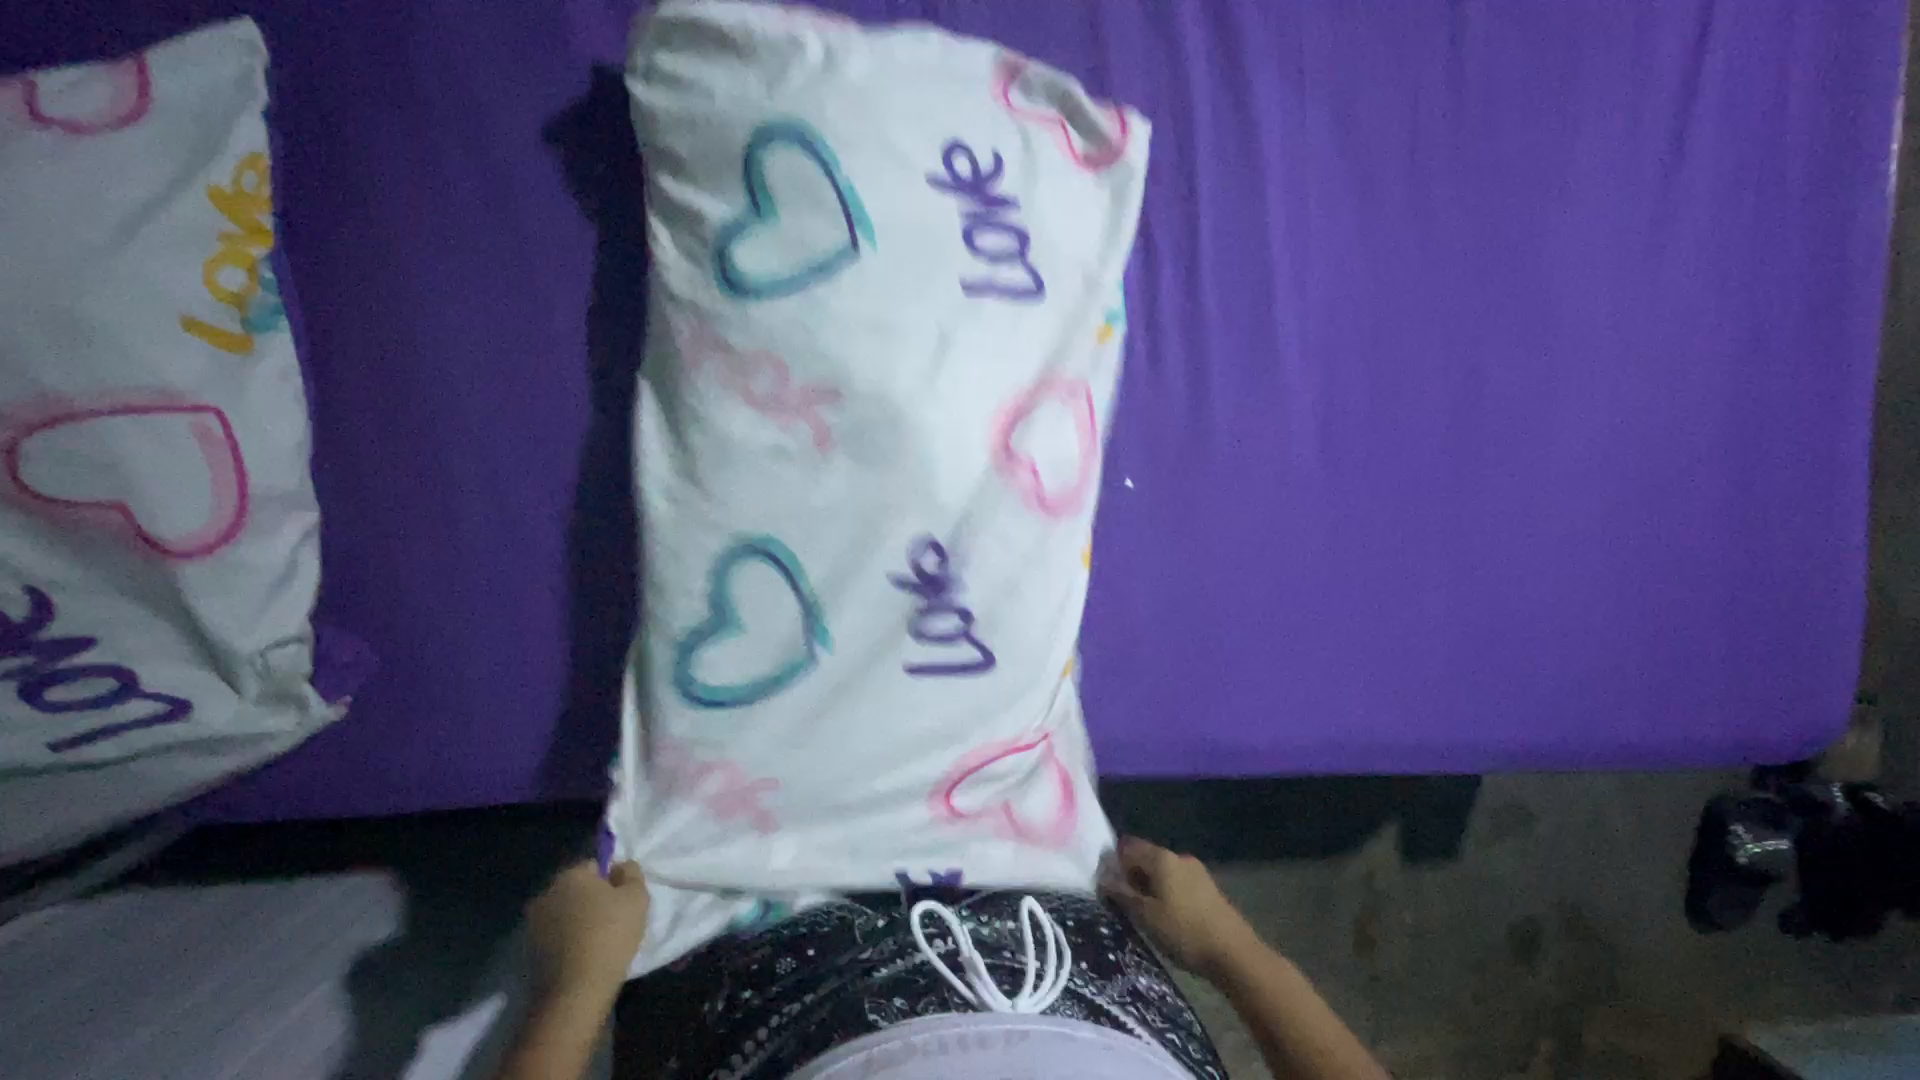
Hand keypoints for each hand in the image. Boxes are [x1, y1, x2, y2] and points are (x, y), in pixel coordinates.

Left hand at [525, 859, 650, 1003]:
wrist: (576, 990)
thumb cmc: (611, 935)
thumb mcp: (637, 897)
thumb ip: (631, 873)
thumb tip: (620, 866)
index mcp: (570, 875)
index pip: (594, 865)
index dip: (611, 880)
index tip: (622, 900)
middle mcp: (546, 893)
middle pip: (575, 888)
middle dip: (591, 898)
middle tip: (612, 919)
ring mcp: (533, 923)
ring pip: (563, 912)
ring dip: (577, 919)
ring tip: (597, 940)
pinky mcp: (528, 950)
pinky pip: (554, 935)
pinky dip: (566, 939)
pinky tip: (581, 954)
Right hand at [1101, 836, 1260, 978]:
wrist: (1235, 954)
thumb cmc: (1184, 932)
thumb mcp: (1146, 916)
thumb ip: (1122, 893)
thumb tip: (1102, 876)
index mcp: (1162, 858)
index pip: (1128, 847)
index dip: (1113, 863)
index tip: (1106, 887)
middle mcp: (1179, 858)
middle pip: (1146, 858)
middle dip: (1131, 877)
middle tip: (1122, 905)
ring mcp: (1197, 873)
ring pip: (1162, 873)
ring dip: (1149, 888)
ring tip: (1142, 915)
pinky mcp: (1208, 889)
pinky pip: (1177, 884)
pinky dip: (1166, 895)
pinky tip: (1165, 918)